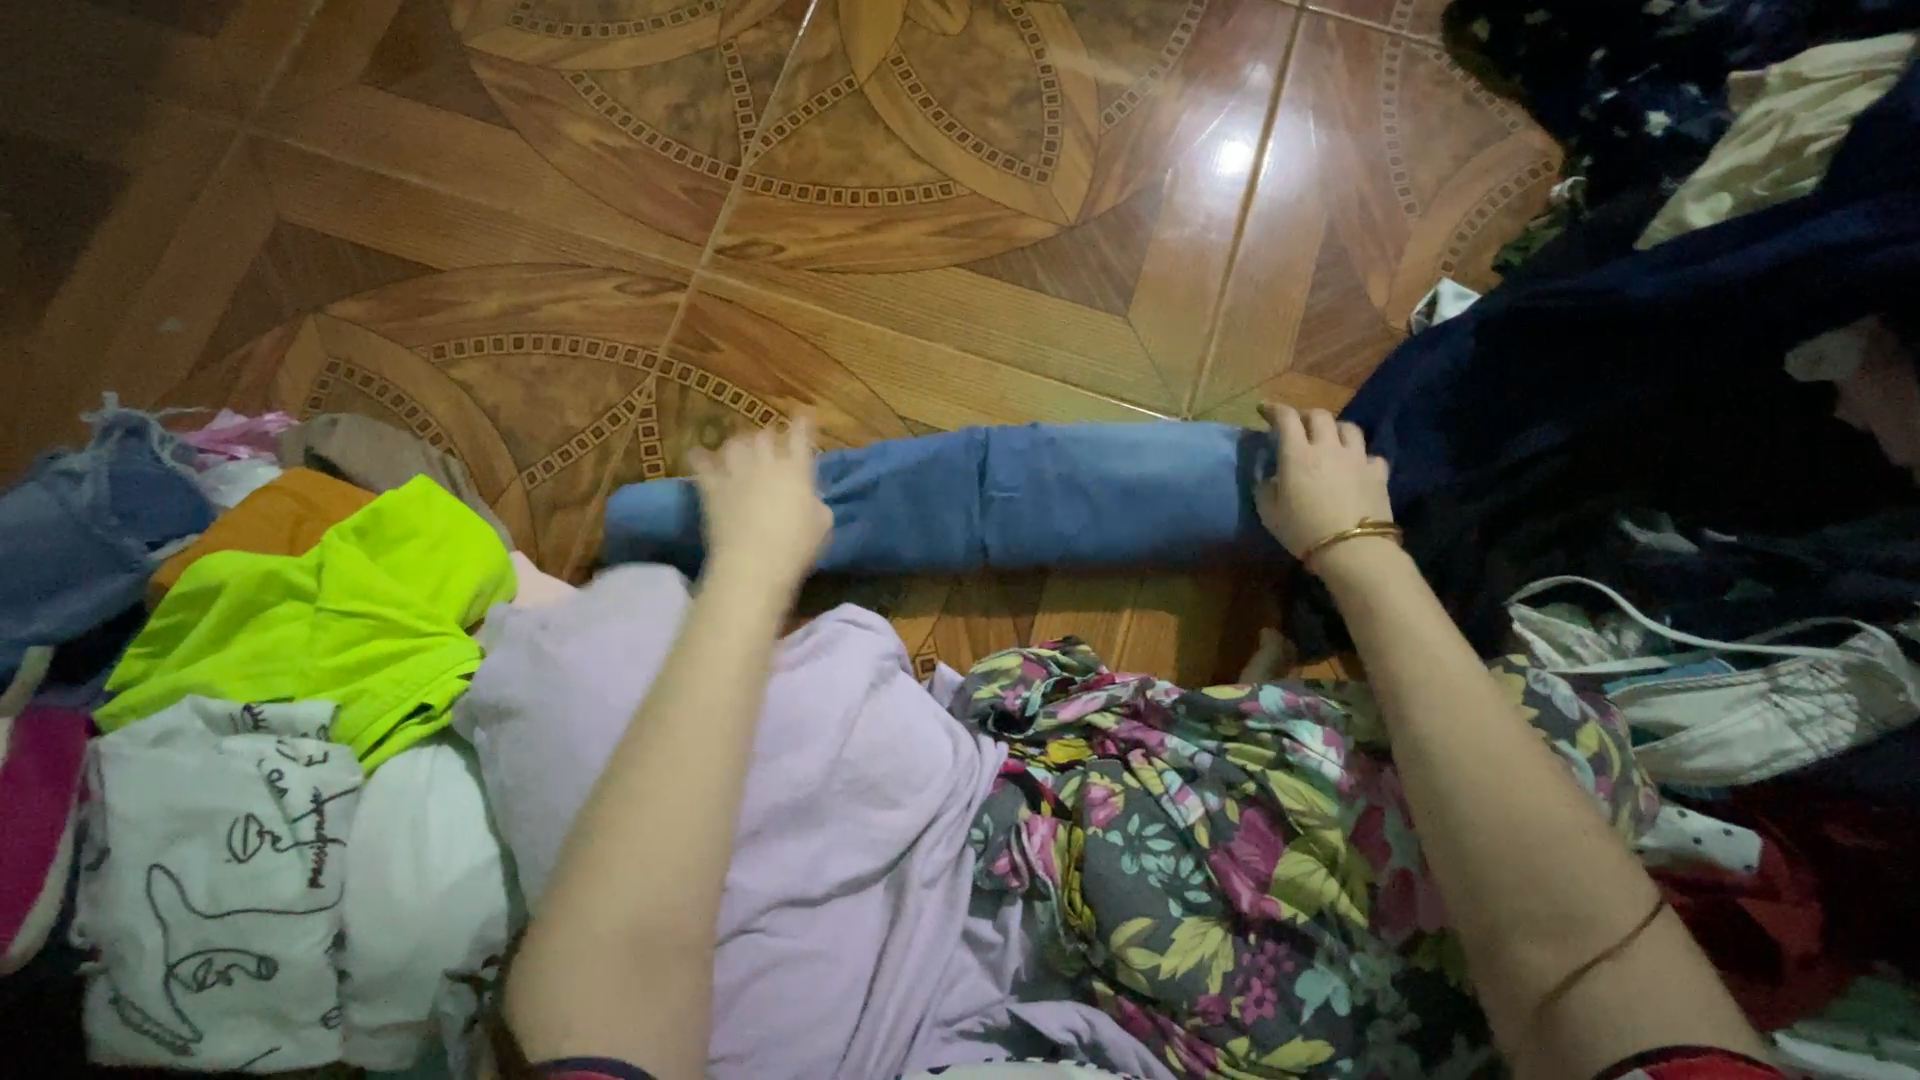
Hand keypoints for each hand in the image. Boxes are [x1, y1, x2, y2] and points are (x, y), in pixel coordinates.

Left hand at [687, 415, 832, 590]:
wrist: (755, 563)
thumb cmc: (796, 547)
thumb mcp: (823, 525)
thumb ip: (817, 504)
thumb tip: (811, 499)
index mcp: (797, 471)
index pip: (800, 438)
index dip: (802, 425)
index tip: (803, 416)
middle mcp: (766, 464)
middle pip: (764, 437)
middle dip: (767, 437)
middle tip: (768, 442)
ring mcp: (736, 474)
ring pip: (734, 445)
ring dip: (738, 445)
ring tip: (737, 450)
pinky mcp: (712, 488)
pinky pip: (702, 465)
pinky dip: (700, 458)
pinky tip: (697, 455)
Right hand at [1255, 404, 1393, 560]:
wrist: (1351, 549)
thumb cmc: (1302, 531)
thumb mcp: (1269, 513)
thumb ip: (1265, 488)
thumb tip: (1271, 477)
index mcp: (1297, 455)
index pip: (1286, 418)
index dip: (1274, 409)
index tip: (1265, 410)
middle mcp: (1328, 447)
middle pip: (1319, 416)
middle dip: (1305, 416)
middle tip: (1298, 426)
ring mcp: (1357, 458)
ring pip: (1349, 428)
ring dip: (1336, 429)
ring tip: (1330, 441)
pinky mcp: (1378, 473)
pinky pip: (1370, 455)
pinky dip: (1361, 457)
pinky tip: (1356, 467)